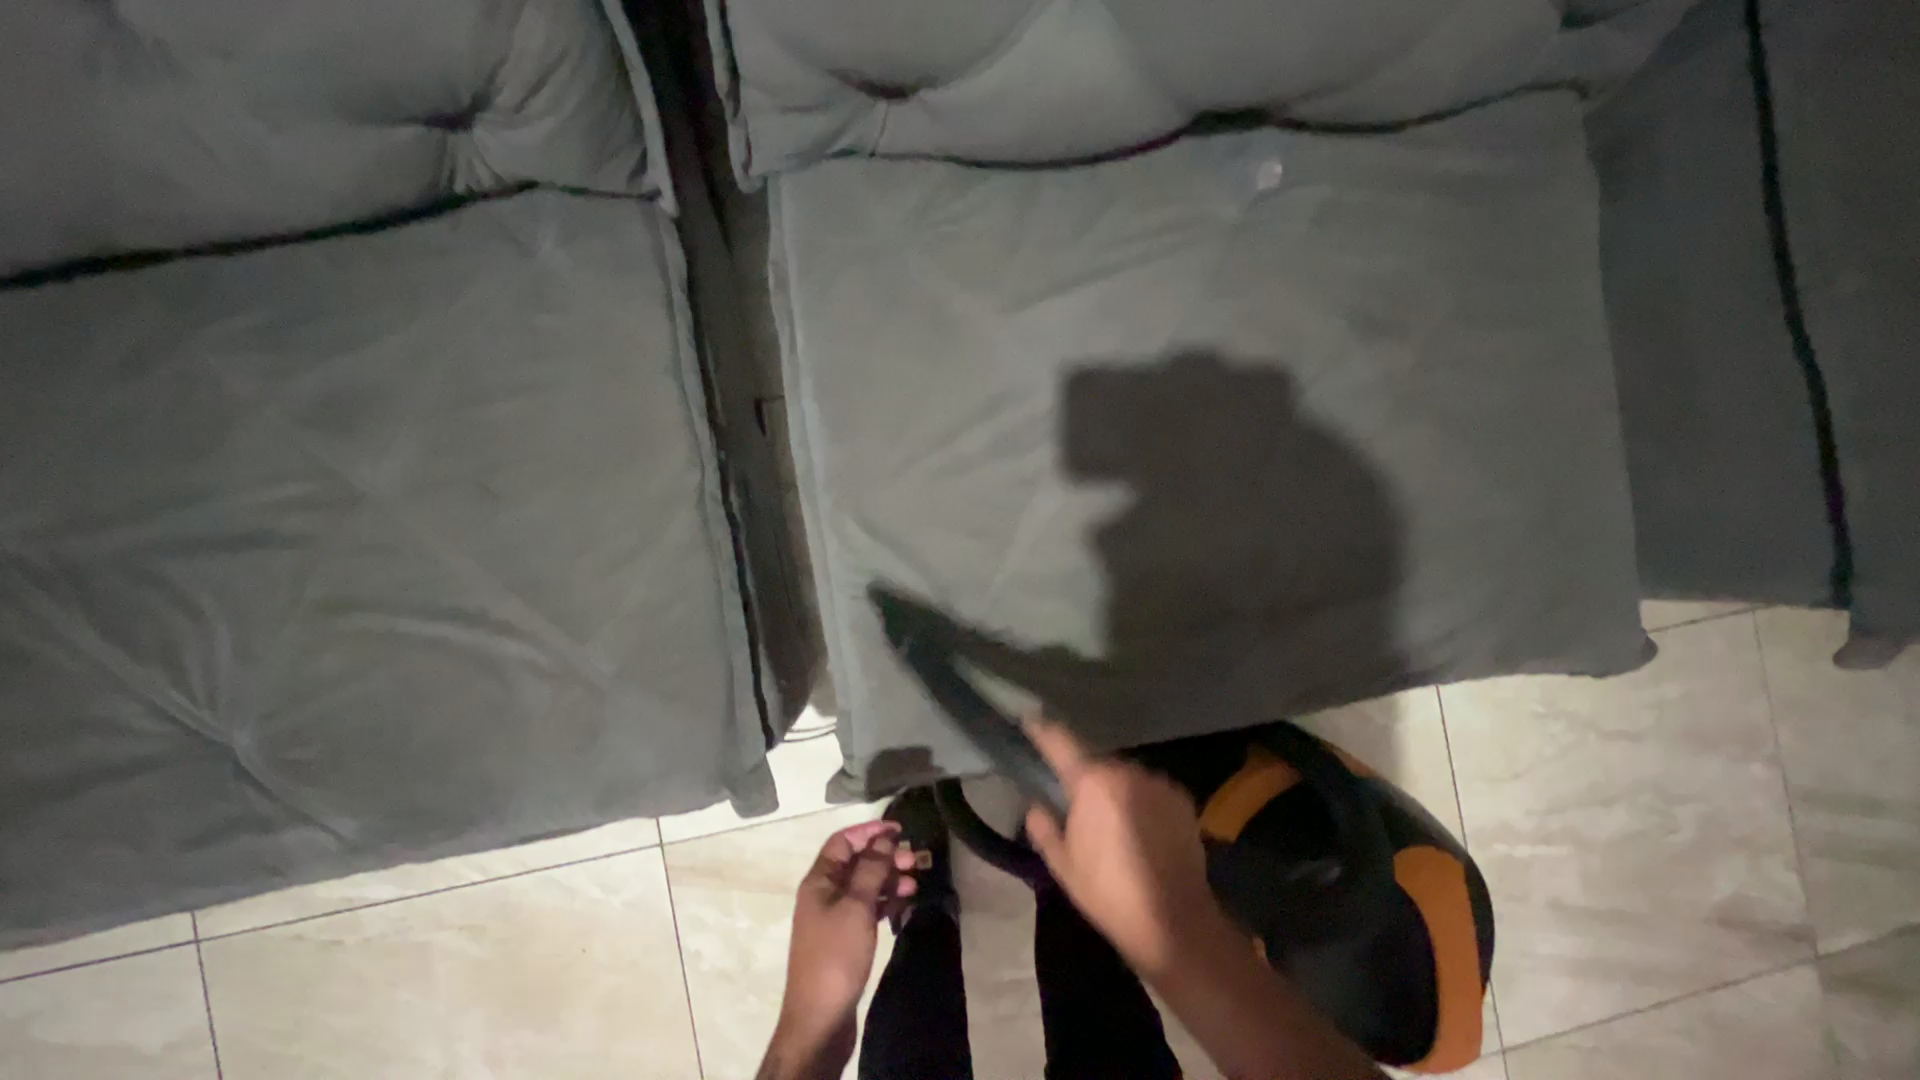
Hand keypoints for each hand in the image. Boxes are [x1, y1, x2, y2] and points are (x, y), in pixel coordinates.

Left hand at [768, 820, 917, 1070]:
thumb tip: (883, 838)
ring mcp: (833, 917)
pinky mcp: (845, 938)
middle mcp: (823, 894)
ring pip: (864, 886)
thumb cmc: (836, 955)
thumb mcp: (856, 906)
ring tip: (914, 883)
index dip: (869, 830)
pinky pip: (867, 908)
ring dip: (888, 880)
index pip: (842, 841)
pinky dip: (885, 902)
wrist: (820, 1017)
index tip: (899, 829)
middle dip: (884, 857)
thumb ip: (871, 870)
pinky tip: (904, 904)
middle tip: (914, 859)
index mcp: (818, 881)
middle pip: (855, 863)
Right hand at [1023, 715, 1218, 975]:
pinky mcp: (1181, 800)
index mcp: (1092, 782)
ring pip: (1126, 777)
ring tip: (1112, 825)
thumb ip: (1043, 827)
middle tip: (1076, 805)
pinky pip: (1151, 791)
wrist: (1174, 921)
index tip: (1030, 719)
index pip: (1060, 742)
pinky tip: (1140, 832)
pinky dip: (1141, 802)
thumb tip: (1038, 805)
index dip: (1042, 730)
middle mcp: (1127, 772)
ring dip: (1115, 790)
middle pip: (1096, 763)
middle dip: (1085, 777)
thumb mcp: (1062, 865)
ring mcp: (1158, 783)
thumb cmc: (1109, 893)